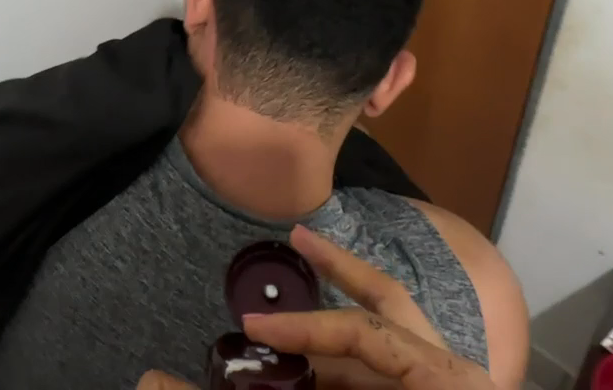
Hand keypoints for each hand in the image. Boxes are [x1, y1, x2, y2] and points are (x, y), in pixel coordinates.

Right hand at [137, 226, 491, 389]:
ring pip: (384, 343)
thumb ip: (279, 389)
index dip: (302, 325)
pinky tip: (304, 375)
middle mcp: (453, 379)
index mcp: (446, 381)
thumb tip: (160, 383)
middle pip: (387, 305)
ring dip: (328, 332)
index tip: (250, 325)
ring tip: (280, 323)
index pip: (365, 329)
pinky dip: (341, 368)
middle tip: (296, 237)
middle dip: (338, 270)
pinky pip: (381, 376)